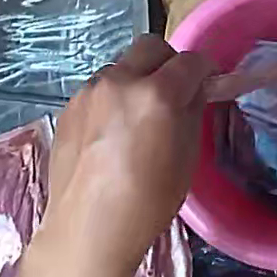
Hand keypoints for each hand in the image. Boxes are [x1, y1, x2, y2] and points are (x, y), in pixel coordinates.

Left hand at [28, 35, 211, 276]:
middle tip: (174, 91)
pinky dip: (113, 98)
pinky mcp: (68, 106)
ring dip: (137, 79)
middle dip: (169, 62)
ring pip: (122, 66)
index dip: (205, 69)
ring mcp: (89, 91)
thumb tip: (193, 90)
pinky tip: (111, 133)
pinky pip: (99, 88)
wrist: (87, 230)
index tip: (208, 83)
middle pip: (151, 46)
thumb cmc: (148, 202)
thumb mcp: (186, 157)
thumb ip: (192, 111)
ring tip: (138, 116)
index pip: (190, 61)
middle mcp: (120, 81)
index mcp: (157, 94)